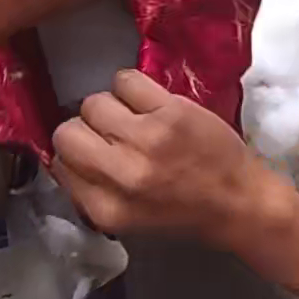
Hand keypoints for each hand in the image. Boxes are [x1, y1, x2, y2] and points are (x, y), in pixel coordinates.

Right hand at [49, 70, 296, 254]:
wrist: (239, 201)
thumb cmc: (180, 211)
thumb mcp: (125, 218)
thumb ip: (88, 189)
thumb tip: (60, 154)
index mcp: (107, 209)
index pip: (59, 164)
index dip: (74, 154)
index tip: (94, 153)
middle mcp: (123, 175)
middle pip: (68, 131)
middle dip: (83, 129)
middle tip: (110, 134)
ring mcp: (148, 139)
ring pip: (94, 103)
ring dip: (109, 108)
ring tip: (132, 119)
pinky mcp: (171, 111)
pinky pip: (124, 80)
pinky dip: (130, 87)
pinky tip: (146, 102)